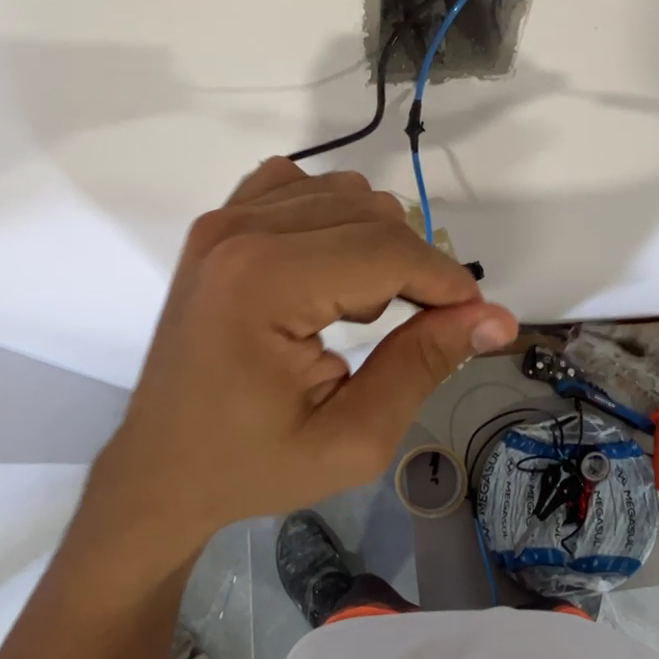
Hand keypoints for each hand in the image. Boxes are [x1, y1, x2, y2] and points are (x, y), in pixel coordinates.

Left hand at [90, 158, 516, 549]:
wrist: (161, 470)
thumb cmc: (251, 466)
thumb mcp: (353, 438)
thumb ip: (424, 365)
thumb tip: (496, 318)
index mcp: (265, 282)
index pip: (389, 250)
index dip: (447, 282)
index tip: (478, 321)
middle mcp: (239, 231)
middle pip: (372, 214)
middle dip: (413, 270)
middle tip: (406, 335)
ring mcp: (223, 221)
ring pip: (344, 194)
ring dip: (374, 247)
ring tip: (354, 314)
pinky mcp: (218, 226)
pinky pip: (300, 188)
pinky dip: (332, 222)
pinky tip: (324, 275)